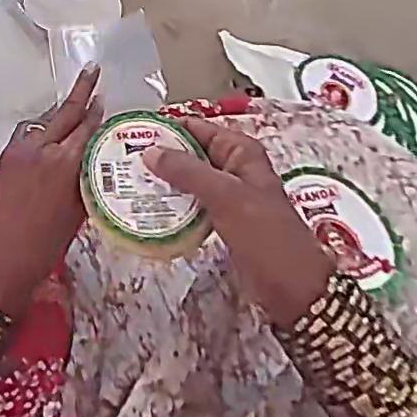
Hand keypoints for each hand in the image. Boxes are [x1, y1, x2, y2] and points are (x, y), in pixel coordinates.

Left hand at [0, 66, 101, 314]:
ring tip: (74, 108)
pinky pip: (29, 134)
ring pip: (46, 122)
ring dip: (60, 115)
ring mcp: (23, 150)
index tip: (104, 97)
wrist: (2, 256)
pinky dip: (41, 132)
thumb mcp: (79, 209)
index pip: (87, 128)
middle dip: (82, 90)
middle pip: (66, 113)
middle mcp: (44, 149)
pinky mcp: (8, 156)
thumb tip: (97, 161)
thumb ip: (88, 178)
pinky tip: (48, 139)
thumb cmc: (47, 243)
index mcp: (66, 163)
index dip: (97, 111)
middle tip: (92, 70)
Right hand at [142, 118, 334, 325]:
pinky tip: (150, 209)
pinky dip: (173, 203)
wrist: (294, 289)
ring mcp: (228, 194)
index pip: (196, 127)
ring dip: (164, 181)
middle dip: (160, 156)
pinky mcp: (222, 219)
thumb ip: (187, 171)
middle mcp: (233, 166)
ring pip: (188, 179)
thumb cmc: (265, 235)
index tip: (131, 135)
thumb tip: (149, 151)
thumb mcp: (225, 196)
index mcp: (240, 150)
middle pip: (189, 152)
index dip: (165, 128)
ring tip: (129, 184)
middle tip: (122, 162)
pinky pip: (191, 203)